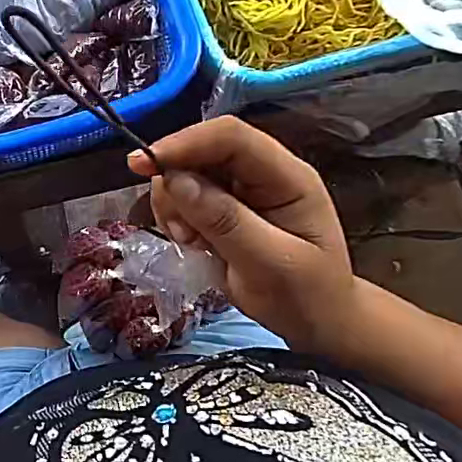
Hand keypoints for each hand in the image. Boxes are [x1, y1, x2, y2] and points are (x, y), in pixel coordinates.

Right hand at [128, 117, 355, 352]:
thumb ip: (226, 221)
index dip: (186, 142)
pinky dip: (177, 218)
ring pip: (187, 172)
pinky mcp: (223, 209)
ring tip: (191, 242)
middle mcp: (262, 174)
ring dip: (175, 204)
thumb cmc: (306, 297)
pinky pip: (184, 198)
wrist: (317, 324)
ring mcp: (242, 191)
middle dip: (175, 180)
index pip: (232, 137)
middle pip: (203, 150)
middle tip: (176, 229)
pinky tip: (193, 245)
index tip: (143, 162)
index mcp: (287, 176)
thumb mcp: (271, 264)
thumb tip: (176, 181)